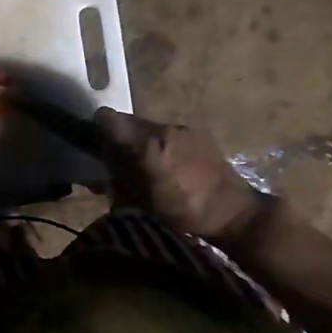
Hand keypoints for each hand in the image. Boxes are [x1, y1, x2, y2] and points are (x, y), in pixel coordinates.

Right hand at [94, 108, 260, 237]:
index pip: (106, 118)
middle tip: (117, 165)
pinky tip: (168, 168)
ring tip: (144, 169)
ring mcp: (183, 129)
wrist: (235, 214)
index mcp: (147, 143)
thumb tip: (98, 169)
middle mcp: (163, 128)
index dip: (96, 131)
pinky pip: (167, 134)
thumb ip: (117, 177)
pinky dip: (160, 146)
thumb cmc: (184, 212)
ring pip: (147, 128)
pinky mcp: (198, 135)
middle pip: (126, 122)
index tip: (96, 150)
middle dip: (118, 139)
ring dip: (140, 143)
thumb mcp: (140, 200)